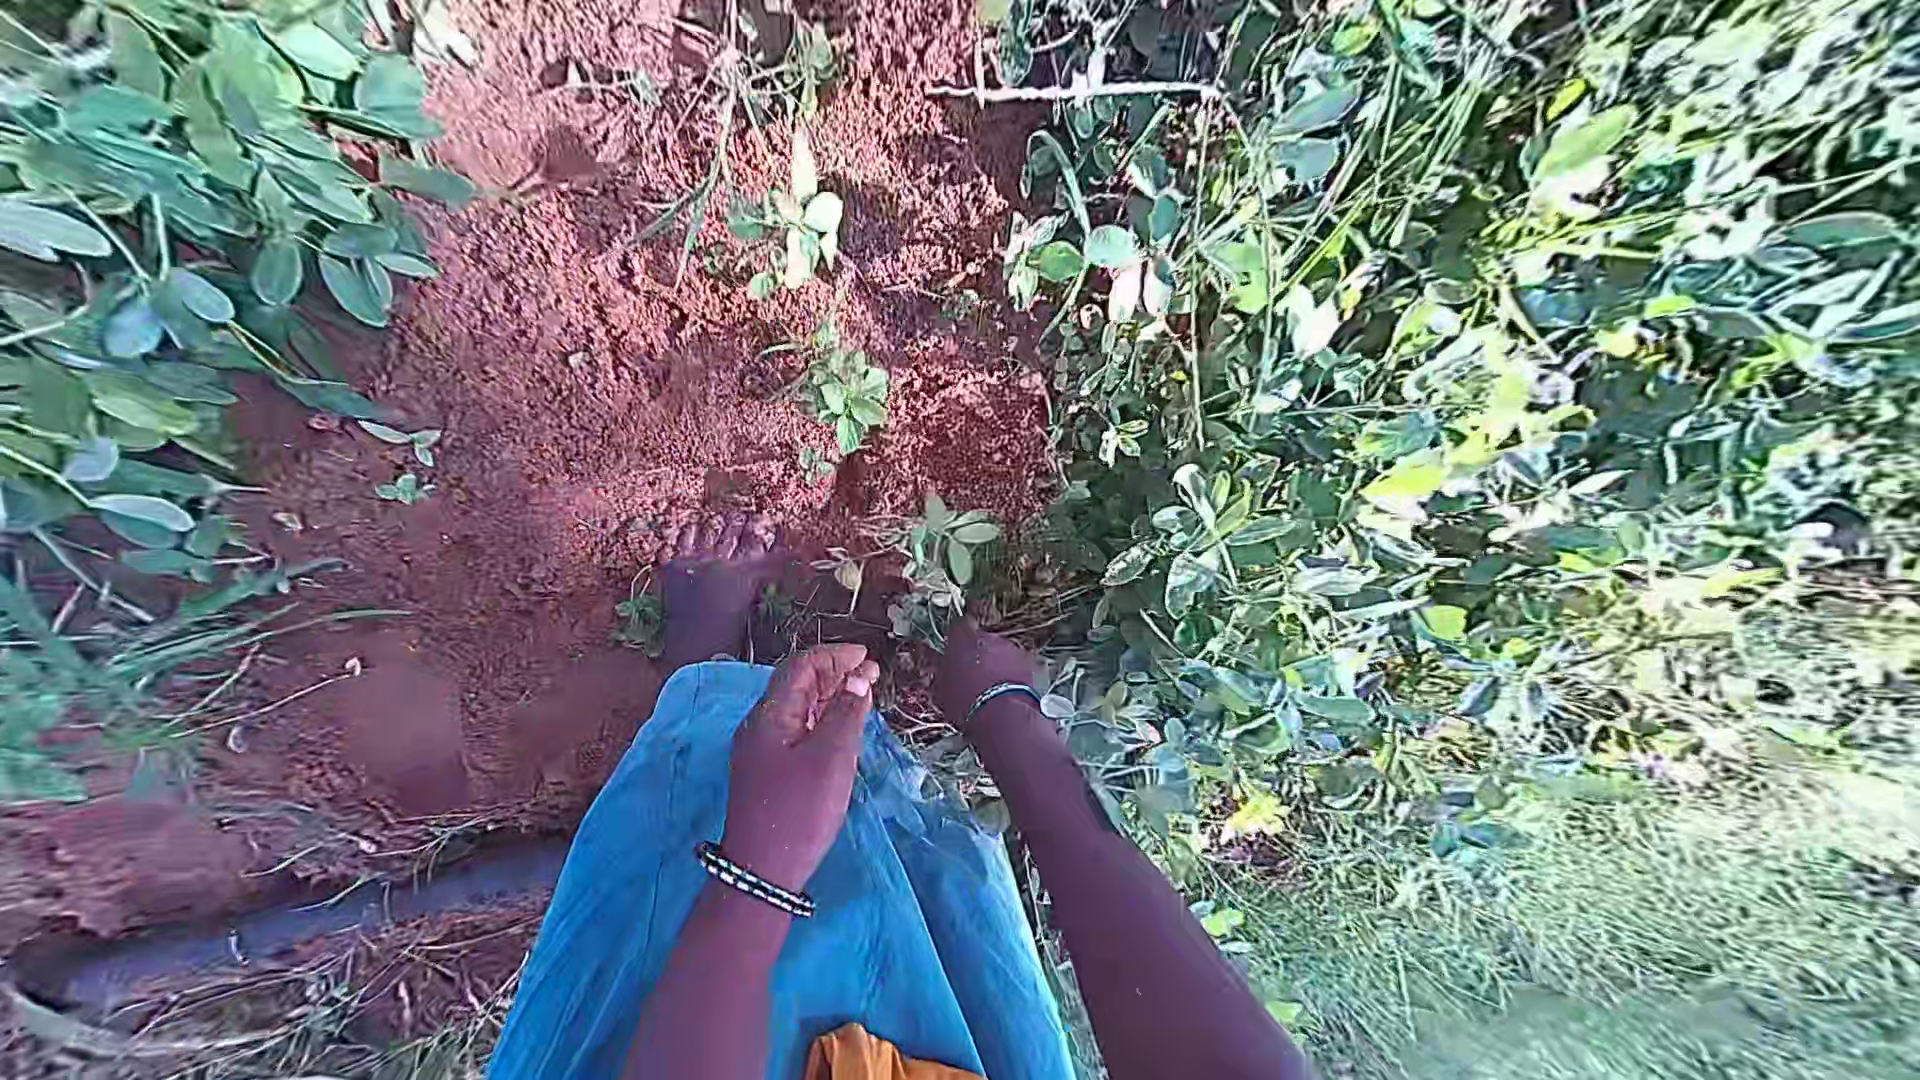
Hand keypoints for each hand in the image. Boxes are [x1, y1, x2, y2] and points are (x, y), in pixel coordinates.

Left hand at [723, 644, 878, 892]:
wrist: (762, 874)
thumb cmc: (799, 811)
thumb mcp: (832, 758)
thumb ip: (846, 712)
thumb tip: (858, 678)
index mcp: (769, 715)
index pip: (800, 667)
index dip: (834, 656)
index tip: (866, 657)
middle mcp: (761, 725)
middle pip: (797, 684)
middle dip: (834, 673)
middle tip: (871, 674)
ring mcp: (762, 748)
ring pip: (799, 706)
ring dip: (830, 694)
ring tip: (863, 692)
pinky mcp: (769, 769)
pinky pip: (798, 728)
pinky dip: (822, 717)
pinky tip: (842, 723)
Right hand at [934, 619, 1038, 732]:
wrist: (1002, 716)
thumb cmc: (967, 702)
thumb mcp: (940, 688)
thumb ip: (940, 668)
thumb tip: (937, 663)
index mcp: (963, 638)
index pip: (958, 626)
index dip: (957, 639)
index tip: (955, 650)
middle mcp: (988, 637)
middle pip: (981, 638)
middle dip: (977, 652)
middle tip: (971, 673)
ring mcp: (1011, 648)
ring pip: (1001, 651)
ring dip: (996, 663)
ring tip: (990, 687)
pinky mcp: (1029, 662)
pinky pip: (1018, 663)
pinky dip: (1013, 672)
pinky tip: (1006, 691)